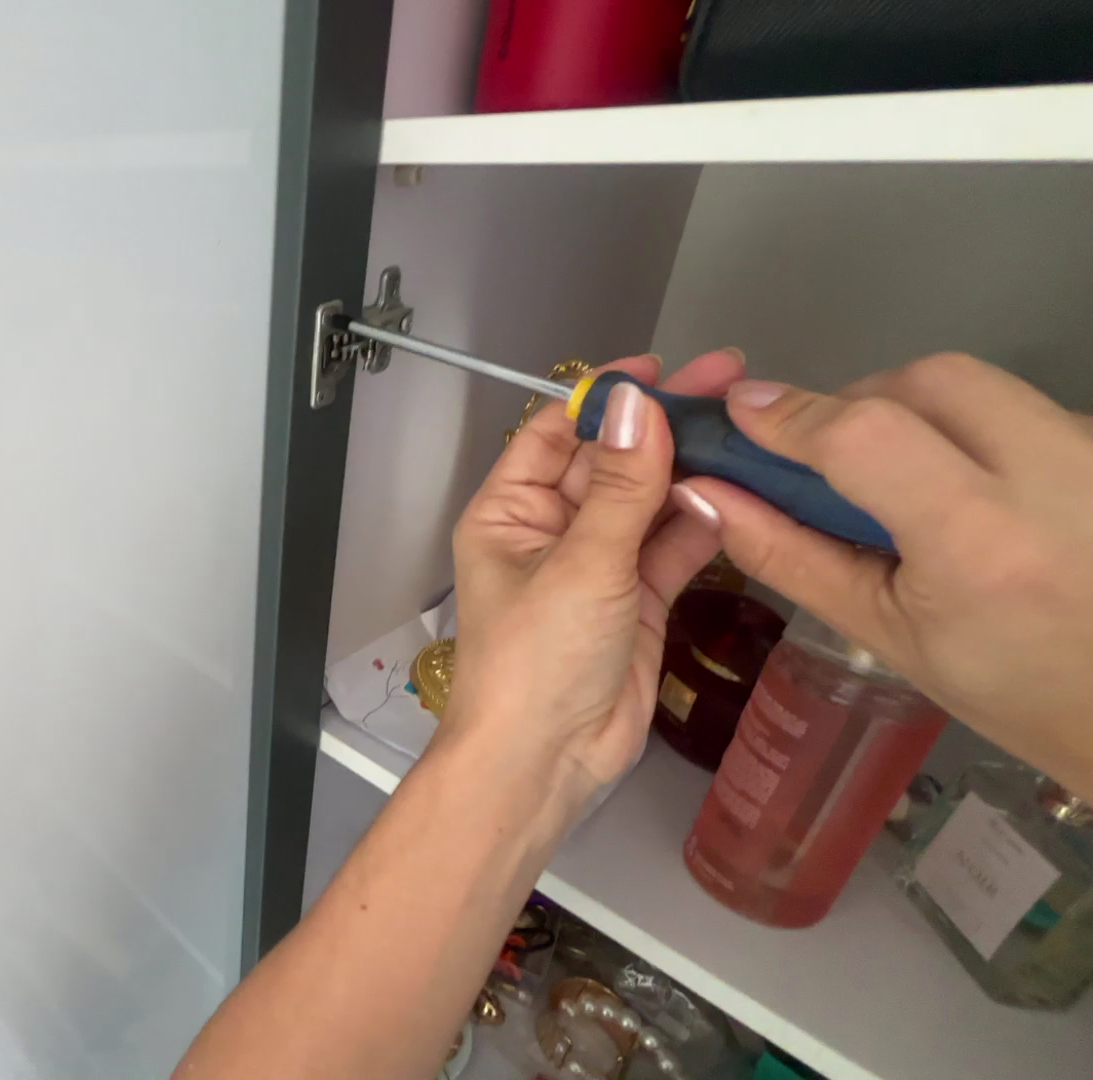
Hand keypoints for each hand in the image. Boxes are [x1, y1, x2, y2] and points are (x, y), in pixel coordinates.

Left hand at [442, 350, 744, 806]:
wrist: (546, 755)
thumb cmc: (535, 660)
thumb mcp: (580, 566)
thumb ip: (620, 490)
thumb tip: (637, 408)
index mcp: (506, 514)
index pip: (551, 437)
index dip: (600, 401)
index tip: (658, 368)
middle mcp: (546, 531)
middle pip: (607, 463)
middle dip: (659, 427)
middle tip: (730, 382)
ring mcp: (593, 564)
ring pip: (645, 501)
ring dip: (689, 469)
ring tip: (752, 427)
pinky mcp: (634, 598)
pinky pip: (670, 545)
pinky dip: (702, 522)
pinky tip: (743, 490)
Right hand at [681, 353, 1092, 794]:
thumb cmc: (1009, 688)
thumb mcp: (876, 628)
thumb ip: (782, 552)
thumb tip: (701, 492)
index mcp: (981, 543)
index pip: (868, 434)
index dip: (793, 414)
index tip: (739, 409)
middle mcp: (1065, 480)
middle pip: (935, 381)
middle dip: (856, 399)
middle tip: (822, 450)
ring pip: (986, 390)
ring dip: (913, 414)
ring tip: (895, 479)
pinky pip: (1028, 413)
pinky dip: (968, 432)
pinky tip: (964, 489)